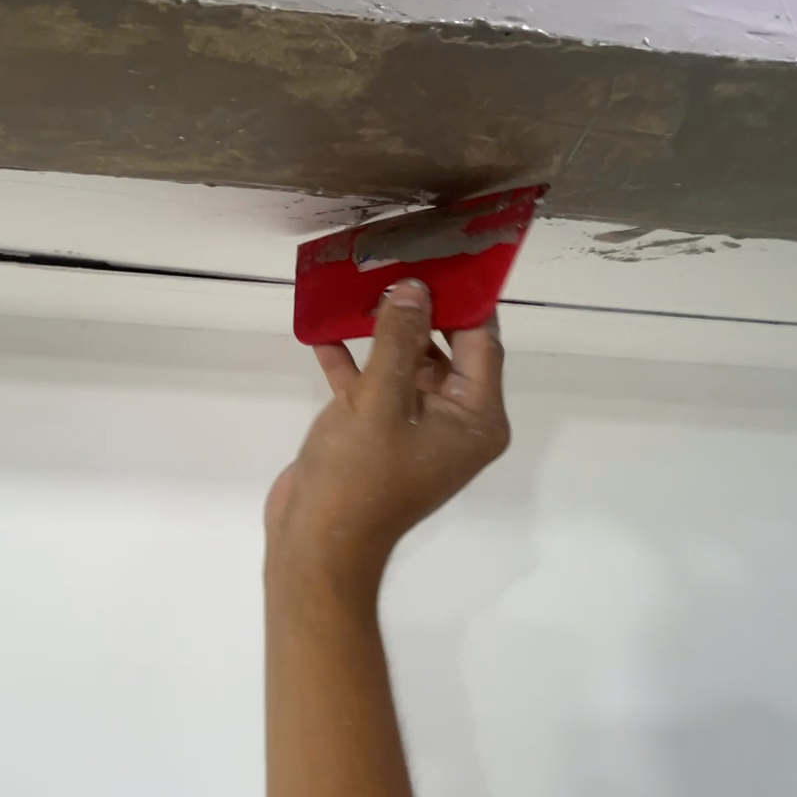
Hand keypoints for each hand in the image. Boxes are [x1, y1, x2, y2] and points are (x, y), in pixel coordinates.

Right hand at [266, 278, 509, 588]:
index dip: (462, 298)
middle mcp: (452, 421)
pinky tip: (323, 332)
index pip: (481, 342)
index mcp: (474, 417)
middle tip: (392, 263)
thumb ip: (397, 340)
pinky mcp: (377, 432)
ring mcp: (413, 427)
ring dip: (379, 332)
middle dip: (416, 310)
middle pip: (442, 349)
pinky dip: (351, 361)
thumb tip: (415, 288)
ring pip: (403, 364)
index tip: (440, 256)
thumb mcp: (379, 401)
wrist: (315, 540)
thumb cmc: (358, 474)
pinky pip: (372, 385)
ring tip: (356, 288)